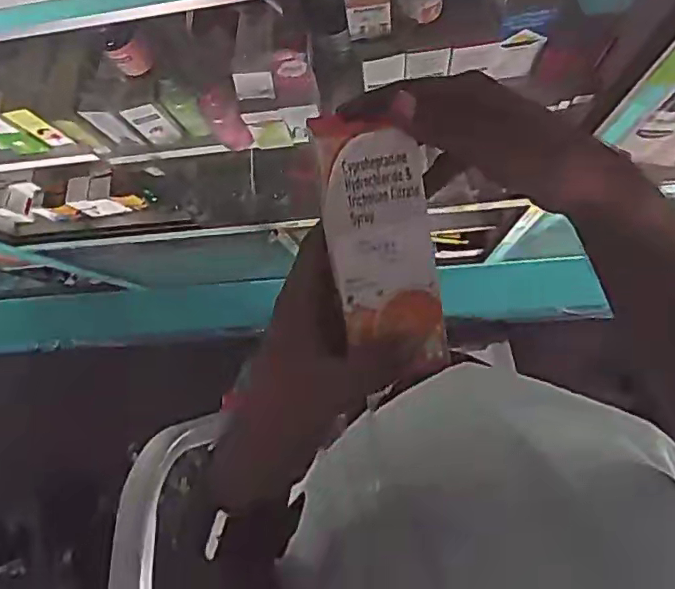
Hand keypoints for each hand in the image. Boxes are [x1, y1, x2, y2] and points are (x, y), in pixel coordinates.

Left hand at [210, 228, 412, 510]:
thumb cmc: (284, 413)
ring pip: (350, 305)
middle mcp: (306, 312)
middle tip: (413, 243)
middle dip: (372, 259)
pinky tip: (409, 333)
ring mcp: (314, 339)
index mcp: (297, 303)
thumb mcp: (332, 386)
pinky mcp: (323, 365)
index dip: (340, 224)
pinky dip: (378, 332)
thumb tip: (419, 330)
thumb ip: (377, 360)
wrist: (254, 468)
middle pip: (340, 273)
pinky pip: (355, 337)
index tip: (375, 205)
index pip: (317, 248)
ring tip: (420, 282)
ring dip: (379, 297)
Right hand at [339, 73, 650, 218]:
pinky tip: (421, 188)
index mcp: (468, 91)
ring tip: (375, 164)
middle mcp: (472, 98)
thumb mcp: (486, 144)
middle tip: (349, 140)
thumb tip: (392, 100)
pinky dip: (432, 165)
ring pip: (432, 127)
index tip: (340, 117)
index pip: (410, 90)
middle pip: (417, 104)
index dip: (374, 102)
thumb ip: (440, 124)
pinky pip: (450, 149)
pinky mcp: (492, 143)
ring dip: (405, 142)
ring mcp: (483, 120)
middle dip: (383, 120)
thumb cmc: (538, 159)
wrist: (590, 183)